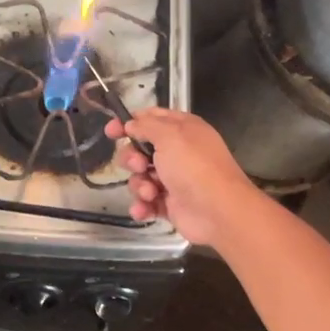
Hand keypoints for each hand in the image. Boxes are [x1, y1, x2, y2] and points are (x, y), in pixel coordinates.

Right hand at [105, 108, 261, 248]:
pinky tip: (145, 209)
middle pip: (139, 149)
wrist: (218, 211)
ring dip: (139, 185)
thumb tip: (130, 124)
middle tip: (138, 165)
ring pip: (139, 176)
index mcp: (182, 130)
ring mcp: (173, 179)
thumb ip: (146, 125)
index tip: (111, 131)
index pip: (151, 118)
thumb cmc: (194, 167)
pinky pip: (145, 201)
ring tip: (150, 193)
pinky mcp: (169, 203)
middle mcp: (178, 152)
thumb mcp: (170, 136)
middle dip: (132, 158)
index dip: (129, 122)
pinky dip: (142, 205)